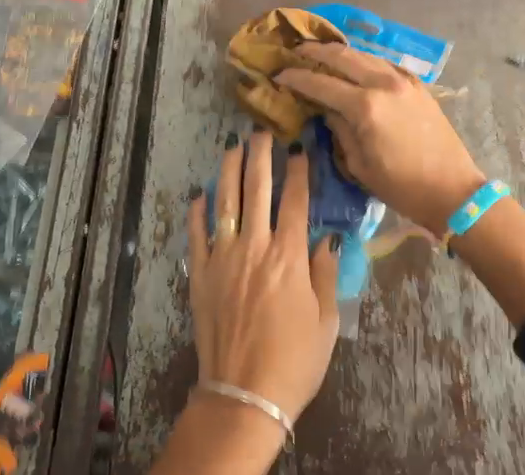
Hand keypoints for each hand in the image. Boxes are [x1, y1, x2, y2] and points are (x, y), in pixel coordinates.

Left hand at [187, 130, 341, 424]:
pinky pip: (196, 233)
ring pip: (225, 201)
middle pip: (256, 189)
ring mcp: (222, 258)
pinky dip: (198, 210)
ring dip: (229, 170)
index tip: (299, 147)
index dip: (299, 170)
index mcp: (289, 256)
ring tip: (232, 145)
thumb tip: (328, 236)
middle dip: (260, 155)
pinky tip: (200, 193)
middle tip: (262, 131)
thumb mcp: (327, 320)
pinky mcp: (200, 274)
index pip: (296, 200)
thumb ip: (325, 273)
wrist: (244, 394)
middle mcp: (254, 247)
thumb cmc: (295, 361)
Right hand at [276, 42, 487, 236]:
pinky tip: (354, 64)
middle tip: (295, 51)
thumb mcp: (359, 164)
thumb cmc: (401, 186)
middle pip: (342, 57)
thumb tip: (324, 109)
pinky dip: (363, 60)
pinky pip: (383, 63)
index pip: (321, 83)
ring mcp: (403, 80)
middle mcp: (383, 84)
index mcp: (365, 107)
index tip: (278, 74)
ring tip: (320, 53)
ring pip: (364, 55)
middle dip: (315, 52)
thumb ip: (338, 129)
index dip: (296, 78)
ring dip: (339, 52)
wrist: (452, 190)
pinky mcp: (416, 84)